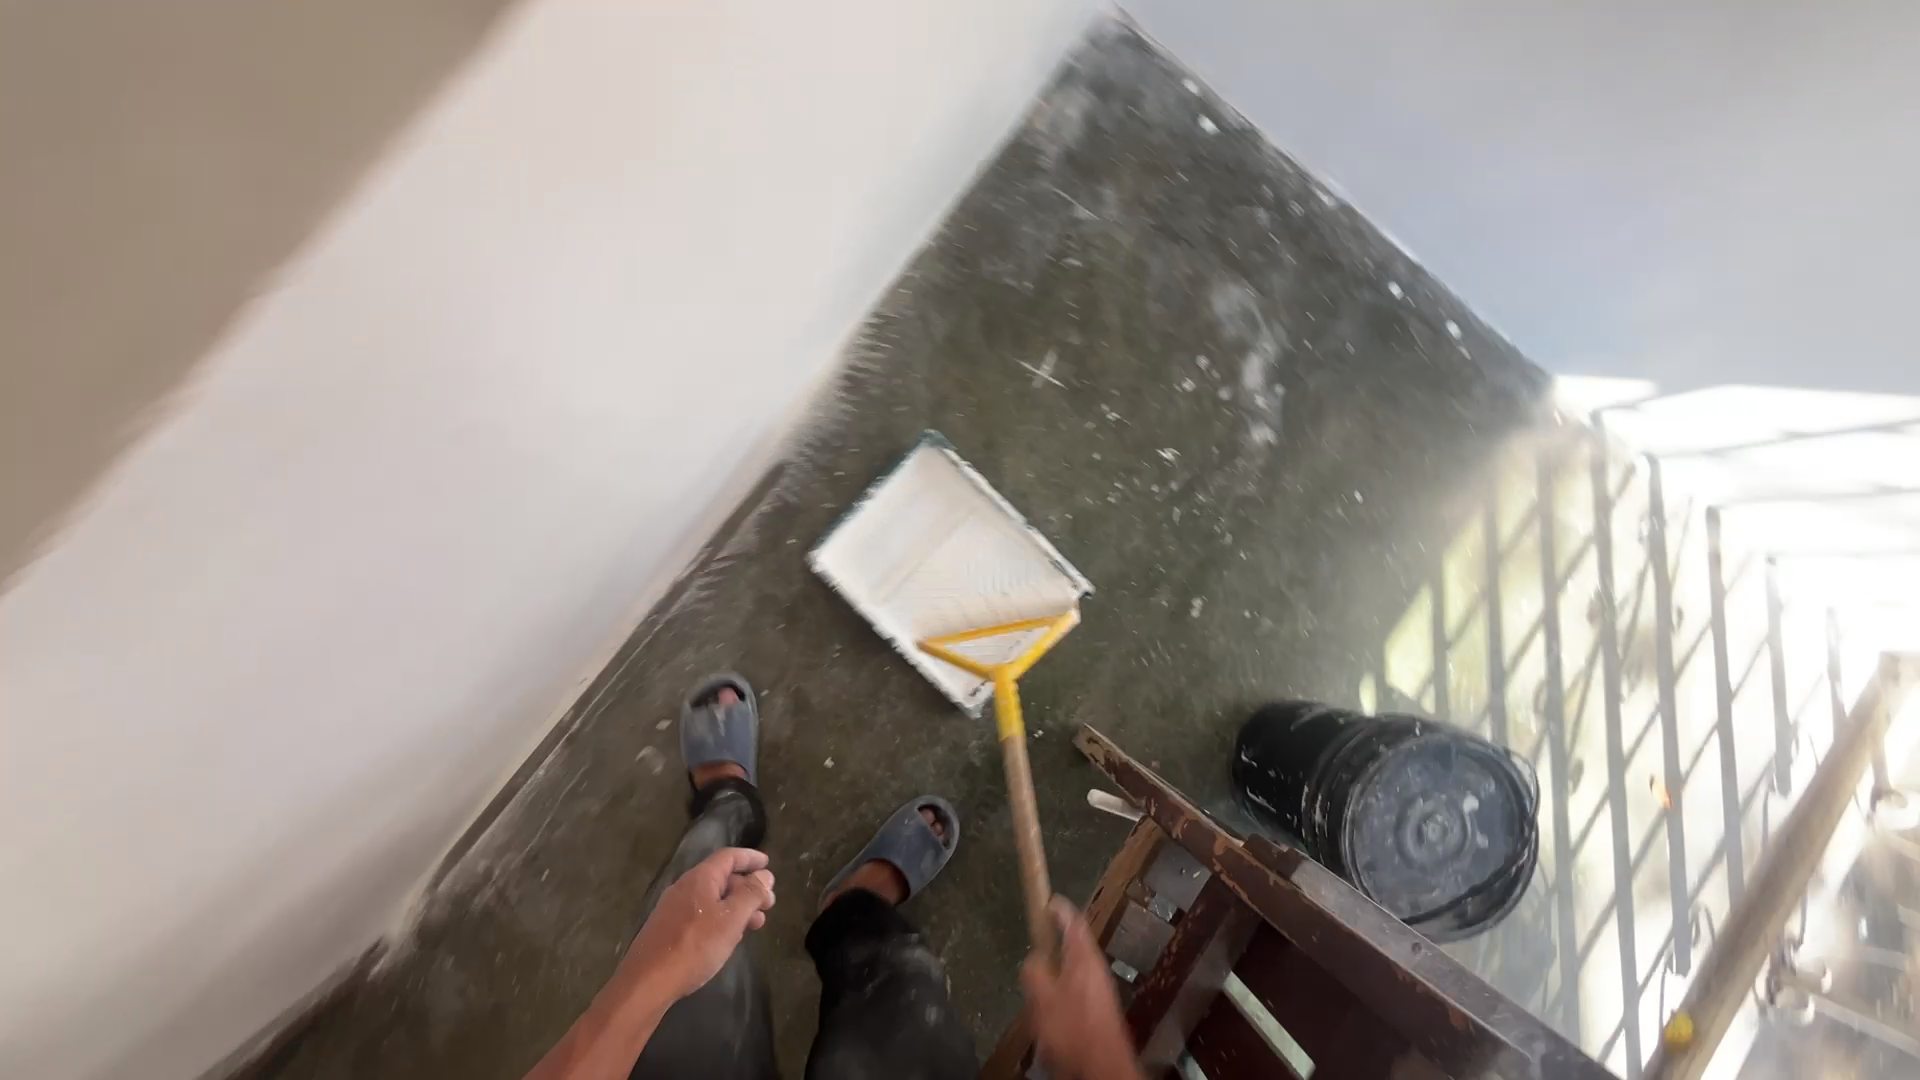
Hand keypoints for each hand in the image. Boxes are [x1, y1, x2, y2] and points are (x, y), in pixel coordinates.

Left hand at [622, 848, 775, 1001]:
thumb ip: (751, 894)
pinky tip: (729, 939)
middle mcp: (685, 888)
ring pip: (712, 900)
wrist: (645, 985)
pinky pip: (701, 916)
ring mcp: (673, 910)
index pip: (729, 856)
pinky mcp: (667, 931)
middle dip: (748, 888)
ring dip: (737, 907)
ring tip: (756, 925)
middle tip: (769, 904)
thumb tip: (765, 875)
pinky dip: (721, 920)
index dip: (750, 858)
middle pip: (722, 878)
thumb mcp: (731, 919)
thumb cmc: (694, 946)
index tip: (768, 863)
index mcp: (700, 878)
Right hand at [1021, 897, 1142, 1079]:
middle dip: (1049, 954)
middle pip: (1069, 947)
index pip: (1071, 918)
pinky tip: (1051, 1023)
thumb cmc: (1072, 1028)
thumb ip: (1034, 970)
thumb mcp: (1042, 996)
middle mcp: (1095, 966)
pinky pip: (1074, 995)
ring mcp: (1100, 988)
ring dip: (1052, 983)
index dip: (1057, 907)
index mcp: (1083, 955)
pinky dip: (1060, 1002)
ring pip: (1069, 974)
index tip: (1044, 900)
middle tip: (1033, 962)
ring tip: (1038, 1002)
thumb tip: (1034, 956)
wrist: (1103, 1069)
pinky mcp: (1099, 1009)